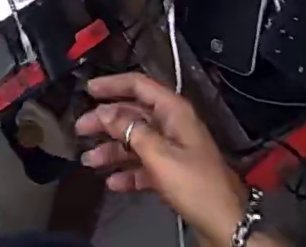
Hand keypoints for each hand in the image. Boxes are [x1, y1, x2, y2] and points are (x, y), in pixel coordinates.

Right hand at [75, 72, 255, 246]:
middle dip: (107, 121)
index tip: (90, 88)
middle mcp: (172, 123)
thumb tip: (107, 113)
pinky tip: (113, 181)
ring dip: (113, 149)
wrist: (225, 222)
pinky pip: (145, 165)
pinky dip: (128, 171)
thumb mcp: (160, 155)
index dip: (113, 84)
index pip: (139, 86)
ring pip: (136, 141)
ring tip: (89, 160)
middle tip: (81, 128)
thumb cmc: (195, 183)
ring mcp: (173, 147)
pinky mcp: (173, 171)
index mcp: (173, 110)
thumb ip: (132, 131)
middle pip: (134, 114)